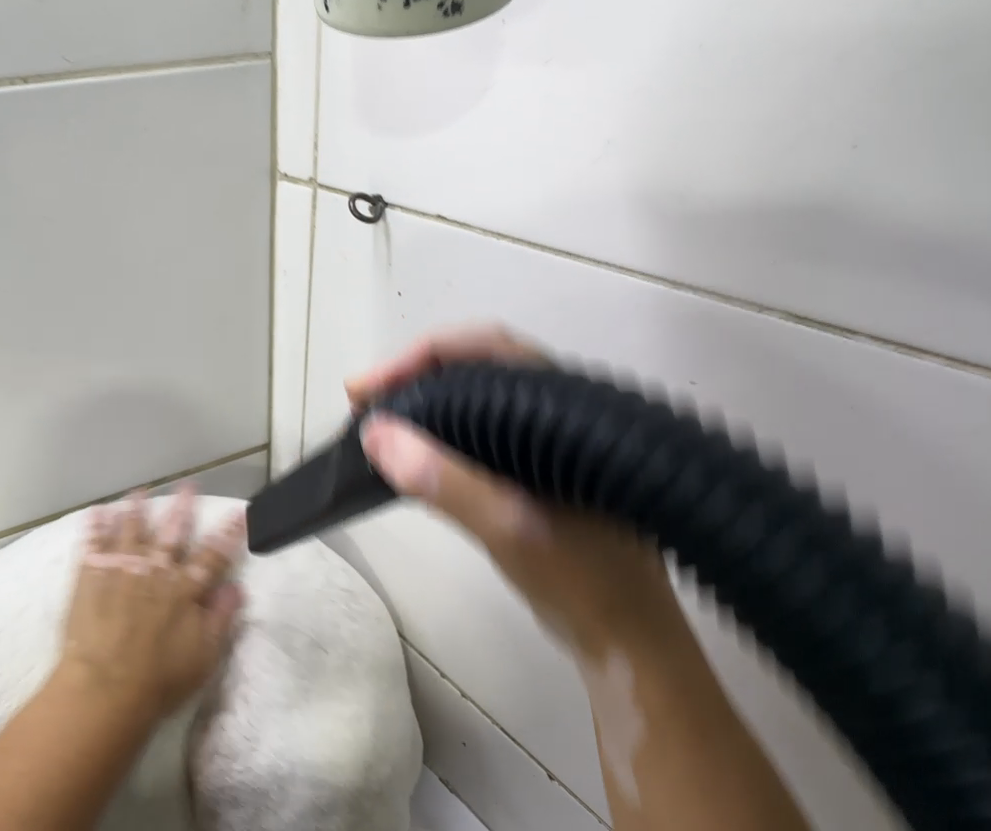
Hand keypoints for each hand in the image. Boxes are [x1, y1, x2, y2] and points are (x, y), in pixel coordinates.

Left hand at [56, 486, 246, 719]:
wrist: (105, 686)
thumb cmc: (160, 678)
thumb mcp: (205, 655)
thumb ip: (222, 617)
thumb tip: (236, 587)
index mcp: (185, 589)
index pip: (212, 555)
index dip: (227, 533)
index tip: (238, 512)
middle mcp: (154, 570)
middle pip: (172, 532)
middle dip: (182, 507)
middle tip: (188, 485)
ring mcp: (120, 568)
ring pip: (131, 529)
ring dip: (136, 509)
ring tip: (139, 493)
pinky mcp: (89, 574)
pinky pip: (93, 542)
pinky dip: (96, 525)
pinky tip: (97, 511)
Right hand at [347, 325, 689, 657]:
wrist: (628, 641)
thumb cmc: (583, 579)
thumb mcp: (509, 527)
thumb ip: (444, 480)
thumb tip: (374, 434)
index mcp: (565, 407)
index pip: (486, 348)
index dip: (420, 358)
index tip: (370, 388)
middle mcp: (558, 410)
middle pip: (475, 364)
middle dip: (413, 374)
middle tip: (362, 399)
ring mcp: (547, 440)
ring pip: (474, 396)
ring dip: (422, 400)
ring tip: (376, 418)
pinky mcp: (535, 468)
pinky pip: (476, 428)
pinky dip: (436, 429)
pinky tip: (410, 448)